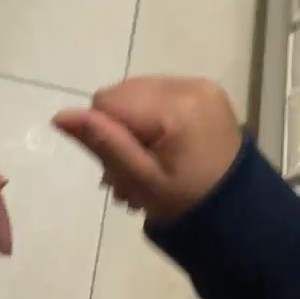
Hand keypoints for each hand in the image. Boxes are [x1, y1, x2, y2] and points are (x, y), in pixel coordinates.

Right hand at [53, 76, 242, 221]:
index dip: (104, 135)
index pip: (107, 102)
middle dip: (118, 132)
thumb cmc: (185, 204)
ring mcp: (201, 85)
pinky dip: (154, 118)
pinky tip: (163, 149)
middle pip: (123, 94)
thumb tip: (60, 115)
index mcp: (174, 106)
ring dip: (134, 125)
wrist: (239, 214)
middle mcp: (189, 84)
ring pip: (138, 92)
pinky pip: (161, 93)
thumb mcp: (140, 179)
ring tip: (146, 164)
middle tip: (130, 175)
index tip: (118, 171)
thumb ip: (102, 143)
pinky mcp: (207, 90)